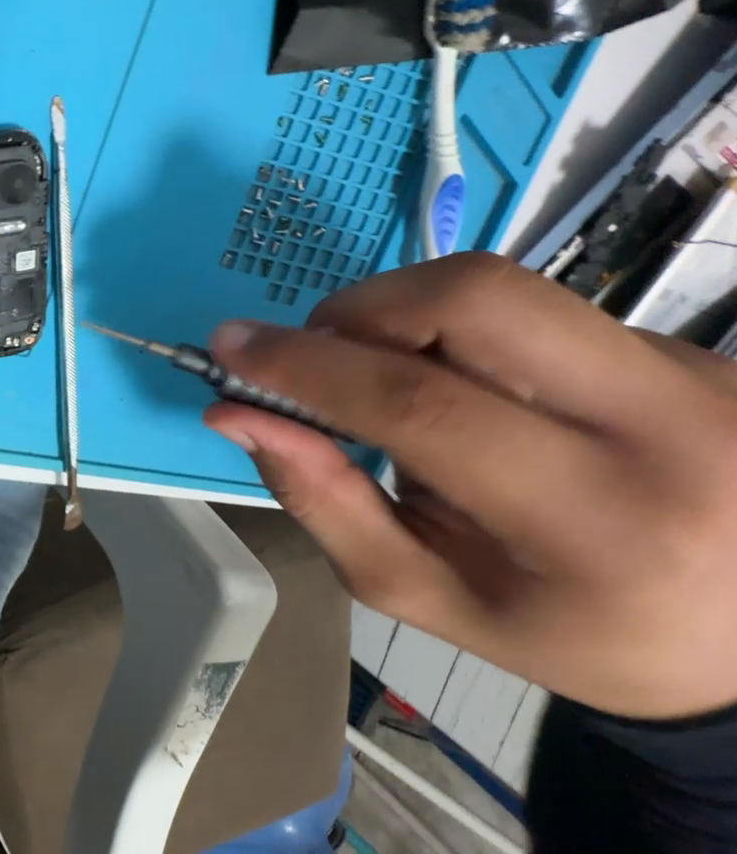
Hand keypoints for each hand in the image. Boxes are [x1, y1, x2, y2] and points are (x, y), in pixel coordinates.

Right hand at [203, 252, 736, 719]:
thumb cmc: (569, 630)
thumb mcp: (424, 592)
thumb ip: (322, 500)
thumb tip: (236, 415)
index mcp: (598, 521)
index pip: (422, 406)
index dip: (308, 367)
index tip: (231, 347)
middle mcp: (667, 426)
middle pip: (480, 298)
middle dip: (362, 307)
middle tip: (316, 350)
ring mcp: (693, 374)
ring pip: (505, 291)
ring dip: (403, 315)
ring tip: (384, 377)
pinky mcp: (692, 350)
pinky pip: (537, 311)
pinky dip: (459, 336)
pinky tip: (465, 393)